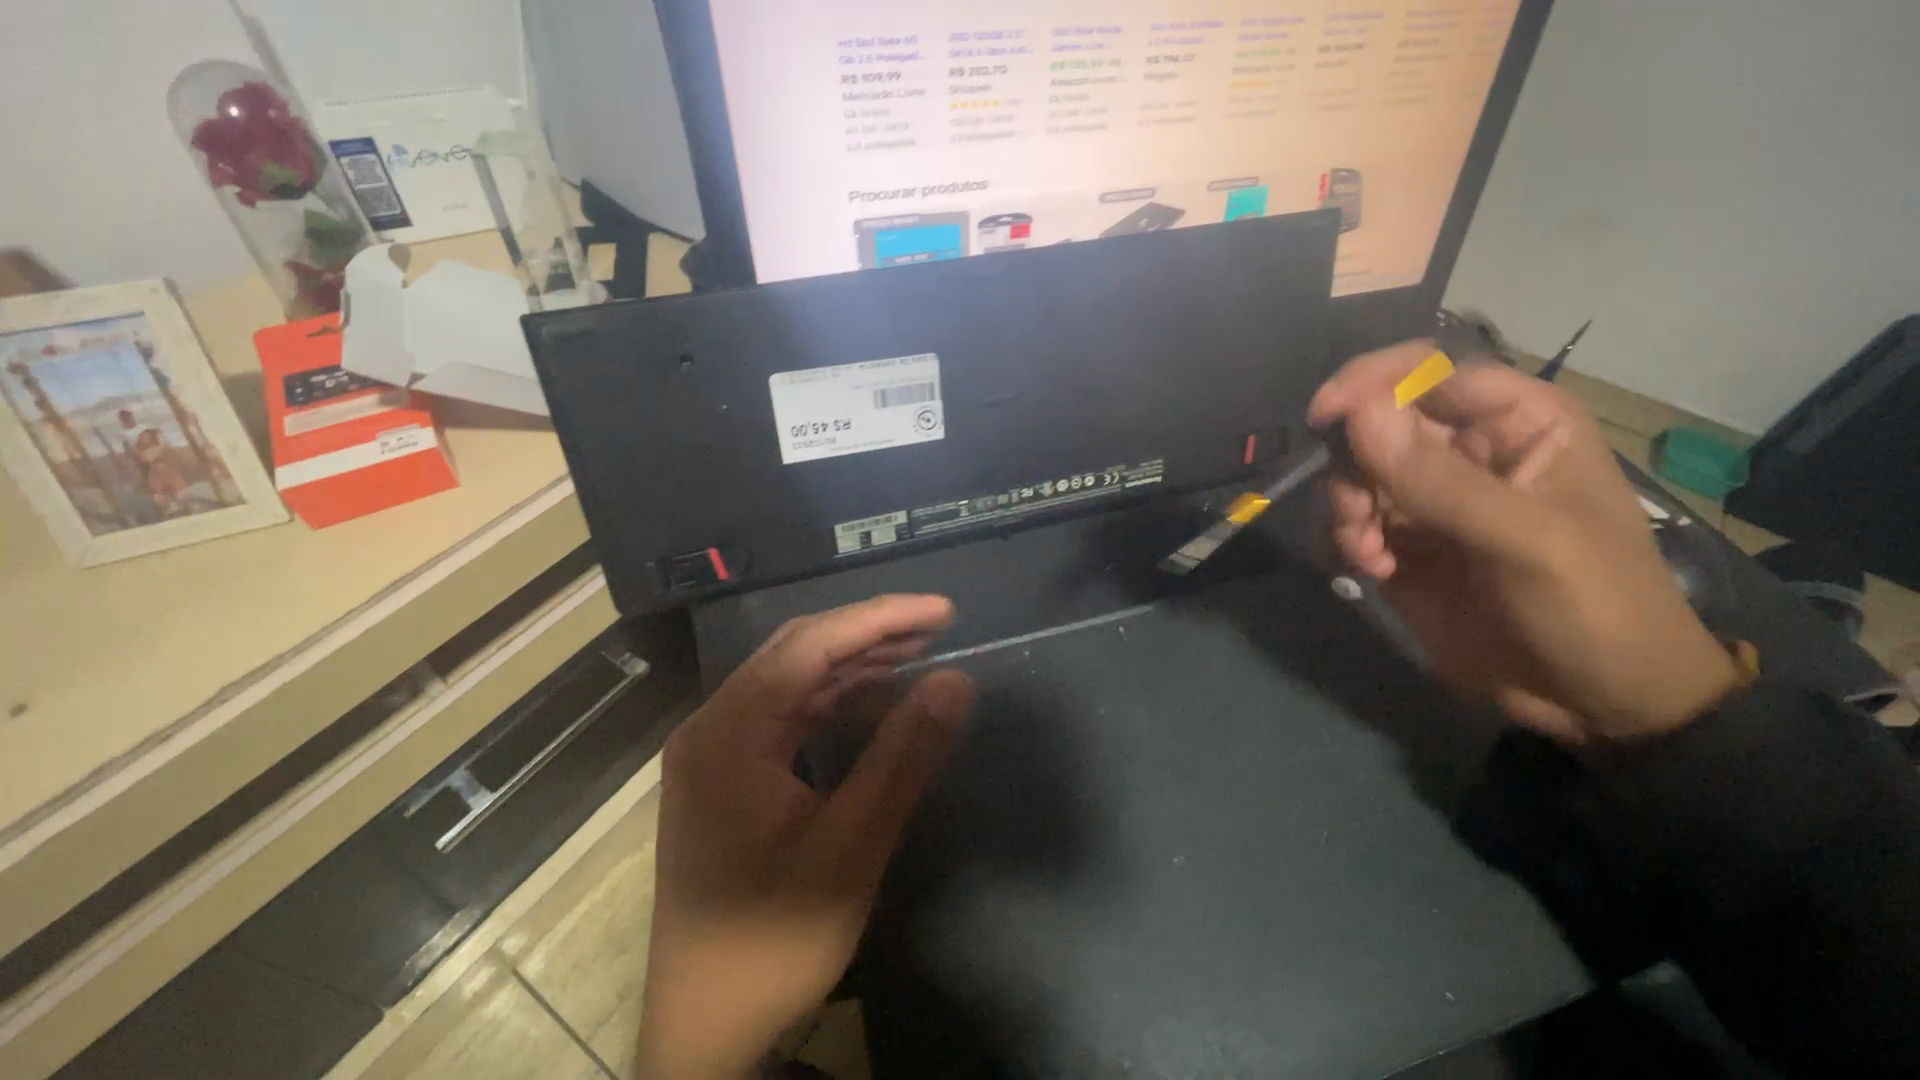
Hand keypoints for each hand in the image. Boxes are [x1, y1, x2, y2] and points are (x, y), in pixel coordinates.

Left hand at [637, 595, 975, 1079]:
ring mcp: (713, 756)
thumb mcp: (851, 846)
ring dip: (851, 669)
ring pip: (788, 686)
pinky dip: (830, 706)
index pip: (808, 646)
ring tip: (917, 657)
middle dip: (866, 635)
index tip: (944, 611)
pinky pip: (782, 721)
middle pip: (793, 655)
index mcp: (727, 733)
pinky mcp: (725, 782)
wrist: (706, 1025)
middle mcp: (711, 729)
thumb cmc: (774, 938)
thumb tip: (956, 681)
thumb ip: (903, 757)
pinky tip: (873, 706)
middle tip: (938, 628)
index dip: (879, 619)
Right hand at [1310, 340, 1740, 745]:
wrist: (1601, 704)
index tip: (1325, 419)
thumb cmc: (1595, 606)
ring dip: (1345, 510)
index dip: (1373, 384)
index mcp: (1518, 424)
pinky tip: (1370, 572)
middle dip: (1354, 468)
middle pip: (1378, 425)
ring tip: (1367, 557)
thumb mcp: (1525, 541)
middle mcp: (1468, 451)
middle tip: (1359, 521)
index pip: (1428, 371)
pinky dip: (1345, 541)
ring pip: (1356, 475)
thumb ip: (1439, 479)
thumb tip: (1357, 413)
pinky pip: (1352, 523)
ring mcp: (1432, 502)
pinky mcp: (1405, 548)